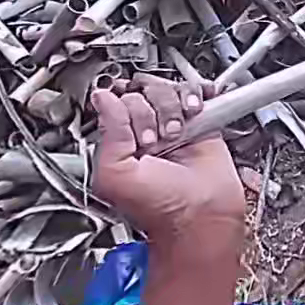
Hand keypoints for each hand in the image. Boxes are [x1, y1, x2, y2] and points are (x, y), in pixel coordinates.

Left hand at [91, 79, 244, 257]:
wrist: (201, 217)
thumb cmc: (160, 209)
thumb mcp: (116, 175)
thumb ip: (108, 135)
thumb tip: (103, 98)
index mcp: (120, 140)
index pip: (118, 100)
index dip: (127, 110)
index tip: (137, 134)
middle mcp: (146, 129)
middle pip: (145, 90)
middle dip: (151, 111)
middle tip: (156, 140)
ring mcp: (174, 124)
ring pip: (170, 88)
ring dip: (174, 106)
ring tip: (178, 132)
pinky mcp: (202, 122)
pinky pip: (197, 92)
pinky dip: (198, 95)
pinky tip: (196, 112)